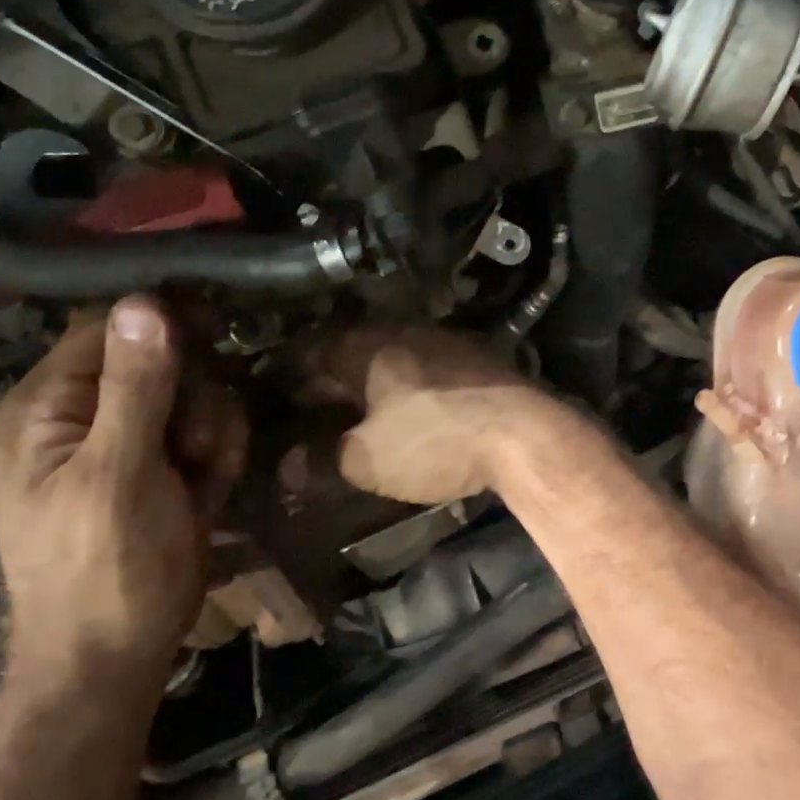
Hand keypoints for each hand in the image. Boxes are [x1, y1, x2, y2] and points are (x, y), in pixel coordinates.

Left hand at [0, 296, 245, 678]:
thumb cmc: (103, 567)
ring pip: (199, 396)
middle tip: (192, 446)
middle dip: (197, 397)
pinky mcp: (163, 467)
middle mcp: (86, 413)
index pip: (112, 326)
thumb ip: (135, 387)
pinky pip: (209, 433)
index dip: (167, 327)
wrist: (115, 657)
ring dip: (214, 433)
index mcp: (50, 405)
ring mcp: (129, 442)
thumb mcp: (118, 473)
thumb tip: (144, 302)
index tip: (217, 338)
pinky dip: (218, 458)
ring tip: (199, 480)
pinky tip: (206, 494)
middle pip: (168, 359)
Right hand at [292, 326, 588, 503]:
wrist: (524, 433)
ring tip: (355, 412)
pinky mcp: (478, 361)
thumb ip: (323, 460)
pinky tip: (406, 410)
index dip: (290, 375)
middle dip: (331, 379)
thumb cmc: (434, 440)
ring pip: (394, 358)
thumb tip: (288, 466)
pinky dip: (408, 387)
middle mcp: (405, 333)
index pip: (313, 351)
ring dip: (372, 382)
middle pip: (355, 352)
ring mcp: (447, 342)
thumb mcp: (366, 460)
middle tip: (310, 408)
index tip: (275, 396)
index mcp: (368, 346)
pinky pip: (426, 369)